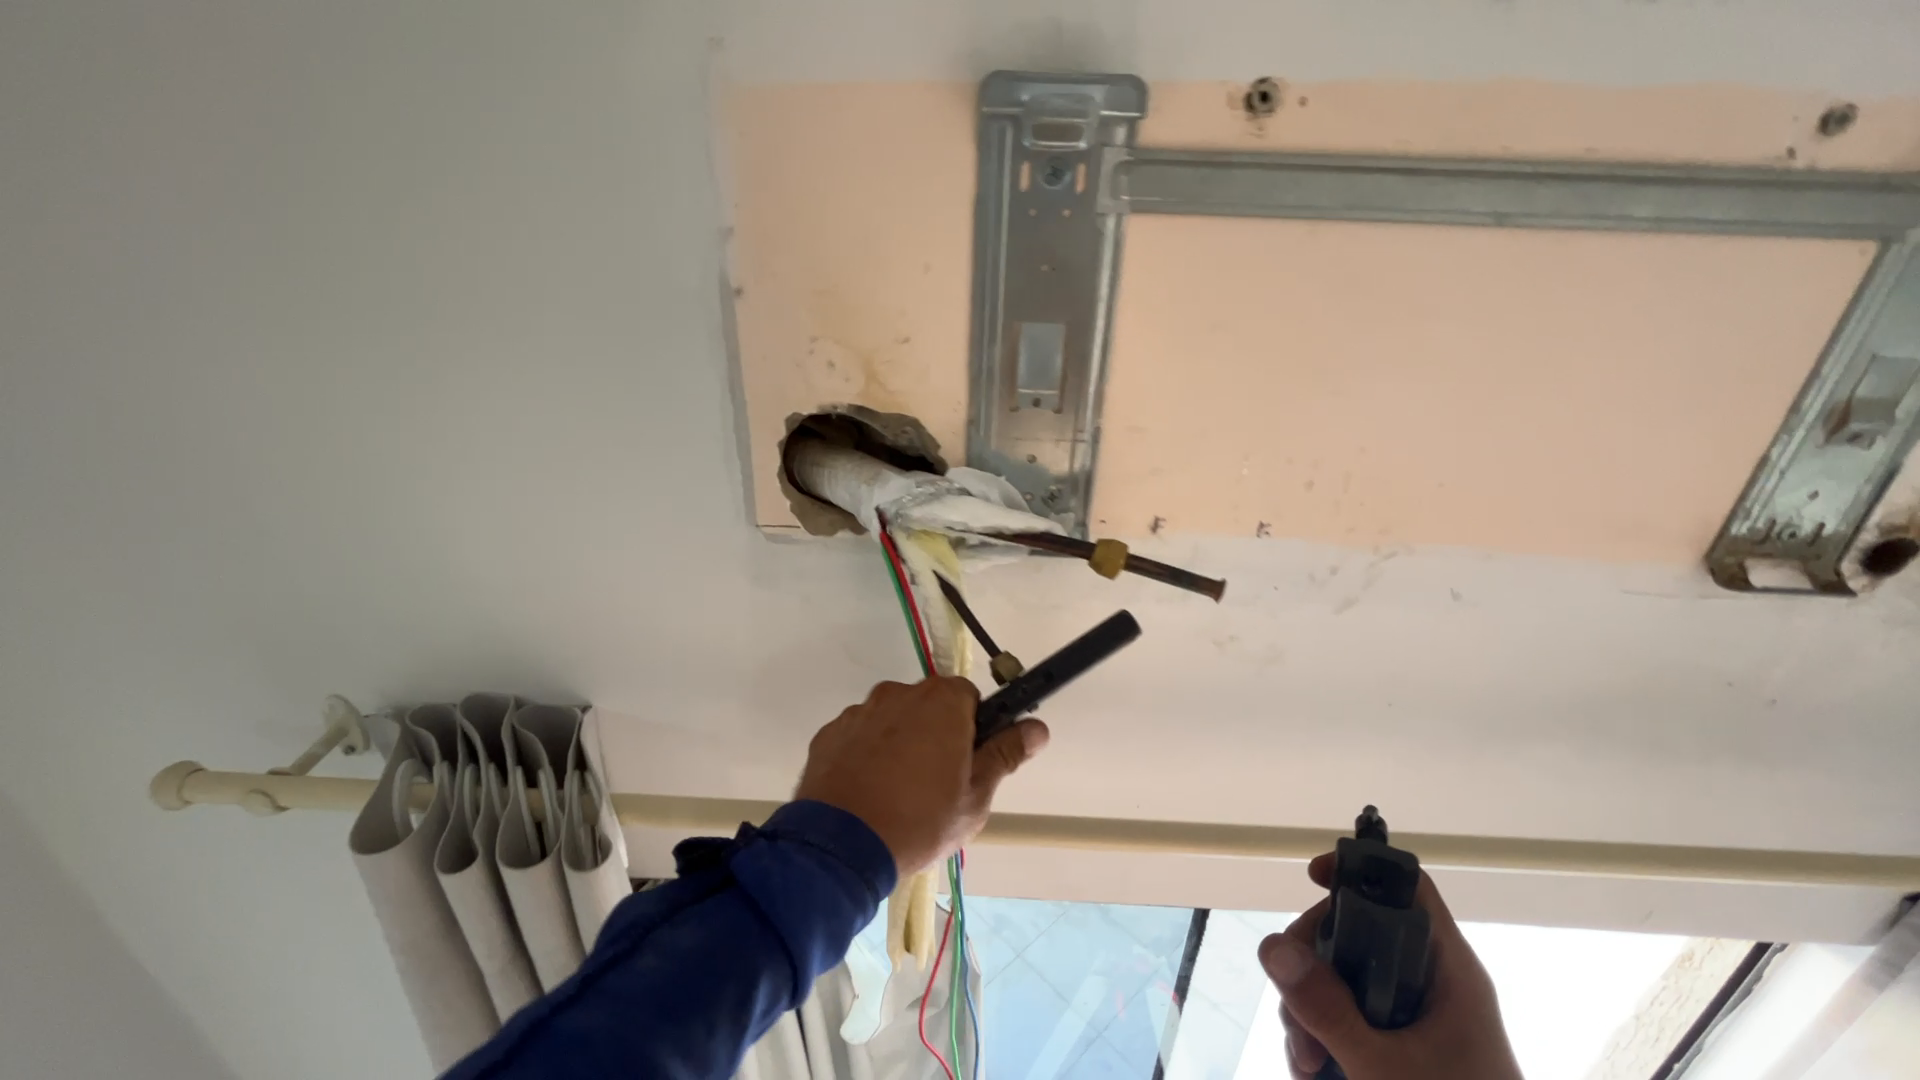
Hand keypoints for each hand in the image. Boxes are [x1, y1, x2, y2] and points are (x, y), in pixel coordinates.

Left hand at [794, 676, 1048, 875]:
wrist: (840, 847)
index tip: (968, 761)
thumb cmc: (921, 819)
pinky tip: (867, 793)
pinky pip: (859, 737)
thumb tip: (1037, 727)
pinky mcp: (828, 734)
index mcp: (941, 701)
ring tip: (896, 793)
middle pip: (927, 705)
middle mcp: (898, 693)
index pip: (968, 697)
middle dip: (935, 733)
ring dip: (899, 743)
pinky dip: (866, 755)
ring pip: (891, 720)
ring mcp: (859, 712)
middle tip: (937, 784)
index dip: (972, 727)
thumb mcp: (976, 796)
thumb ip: (1005, 754)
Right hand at [1258, 854, 1521, 1079]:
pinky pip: (1346, 1017)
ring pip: (1342, 979)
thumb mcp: (1382, 1068)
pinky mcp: (1399, 1046)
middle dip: (1312, 966)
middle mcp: (1431, 983)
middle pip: (1355, 933)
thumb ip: (1326, 1009)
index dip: (1361, 871)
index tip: (1313, 879)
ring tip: (1306, 1064)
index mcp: (1448, 971)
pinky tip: (1311, 1071)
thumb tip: (1270, 944)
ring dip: (1308, 1013)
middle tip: (1294, 1009)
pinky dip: (1320, 1037)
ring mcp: (1413, 1016)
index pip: (1407, 890)